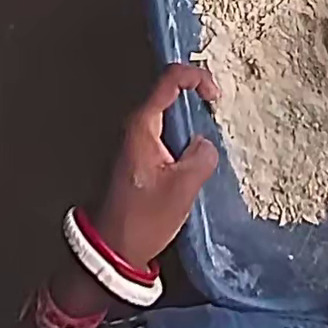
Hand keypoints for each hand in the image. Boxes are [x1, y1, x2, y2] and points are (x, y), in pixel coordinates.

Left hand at [91, 64, 221, 268]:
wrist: (112, 249)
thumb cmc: (144, 218)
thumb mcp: (182, 188)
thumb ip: (202, 156)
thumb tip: (204, 143)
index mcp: (142, 125)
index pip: (170, 79)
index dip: (197, 77)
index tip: (214, 96)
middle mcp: (135, 125)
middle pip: (168, 91)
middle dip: (195, 97)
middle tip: (214, 113)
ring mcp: (134, 139)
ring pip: (168, 113)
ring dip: (190, 119)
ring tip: (208, 137)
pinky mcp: (138, 154)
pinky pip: (164, 130)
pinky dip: (182, 134)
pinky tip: (194, 155)